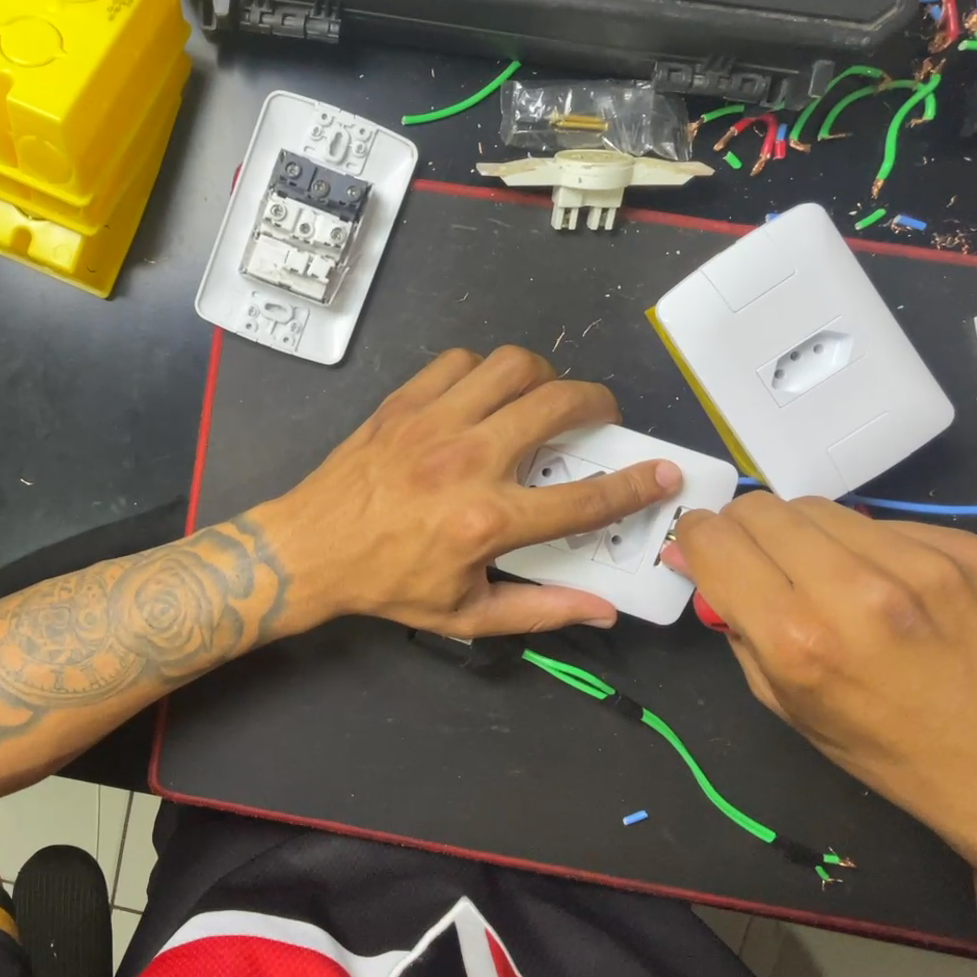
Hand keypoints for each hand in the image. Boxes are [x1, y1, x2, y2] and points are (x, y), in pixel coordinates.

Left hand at [256, 346, 681, 636]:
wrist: (312, 547)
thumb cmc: (386, 584)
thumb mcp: (464, 614)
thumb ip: (539, 610)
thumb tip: (602, 610)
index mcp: (488, 520)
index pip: (584, 499)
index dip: (636, 485)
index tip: (664, 472)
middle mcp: (468, 461)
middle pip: (558, 405)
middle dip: (598, 403)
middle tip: (599, 417)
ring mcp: (434, 423)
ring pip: (511, 366)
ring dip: (542, 375)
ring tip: (541, 396)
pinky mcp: (403, 402)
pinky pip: (459, 362)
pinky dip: (483, 369)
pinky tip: (483, 392)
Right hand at [669, 493, 976, 880]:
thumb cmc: (895, 755)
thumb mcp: (787, 703)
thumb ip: (735, 624)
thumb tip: (693, 558)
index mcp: (796, 637)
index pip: (712, 538)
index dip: (698, 540)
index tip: (706, 552)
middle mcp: (855, 590)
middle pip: (760, 510)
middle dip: (745, 531)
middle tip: (763, 563)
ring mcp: (922, 564)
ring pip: (819, 507)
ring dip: (806, 534)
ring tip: (832, 575)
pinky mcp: (975, 551)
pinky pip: (885, 523)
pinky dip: (869, 546)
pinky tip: (894, 585)